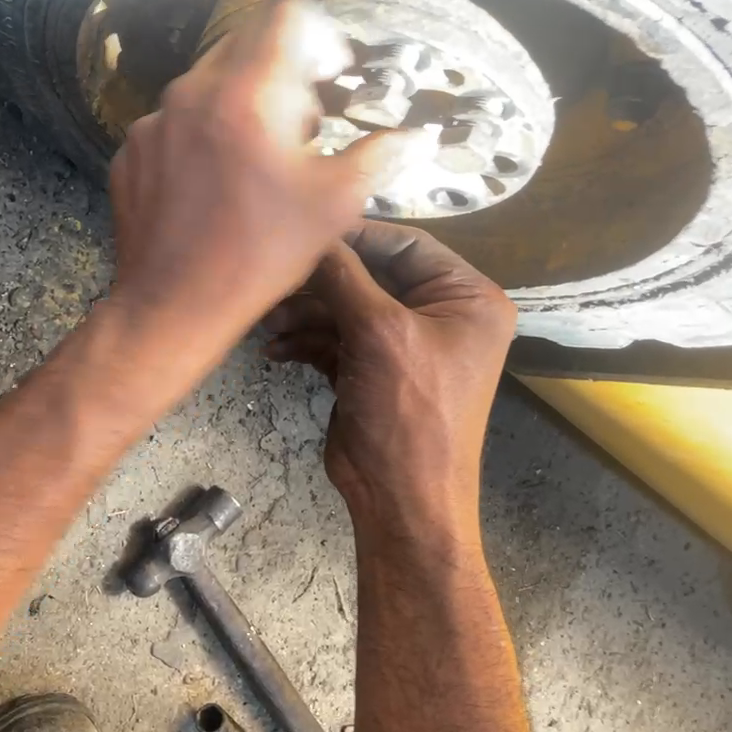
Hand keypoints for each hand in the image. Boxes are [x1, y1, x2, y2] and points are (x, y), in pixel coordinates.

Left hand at [107, 0, 430, 341]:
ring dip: (236, 106)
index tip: (330, 76)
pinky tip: (209, 184)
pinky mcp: (127, 157)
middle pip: (240, 48)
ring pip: (201, 89)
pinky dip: (196, 138)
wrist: (171, 304)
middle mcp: (189, 96)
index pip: (286, 17)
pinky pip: (169, 126)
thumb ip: (378, 155)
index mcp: (245, 93)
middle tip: (299, 126)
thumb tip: (415, 134)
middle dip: (278, 73)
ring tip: (254, 161)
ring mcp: (149, 127)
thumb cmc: (259, 253)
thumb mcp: (334, 204)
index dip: (319, 37)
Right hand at [261, 221, 515, 526]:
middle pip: (366, 278)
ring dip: (302, 316)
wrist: (401, 495)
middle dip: (318, 286)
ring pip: (342, 310)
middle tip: (272, 288)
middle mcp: (436, 316)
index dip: (352, 238)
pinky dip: (303, 342)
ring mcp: (400, 346)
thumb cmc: (408, 410)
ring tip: (267, 326)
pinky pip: (331, 341)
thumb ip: (343, 277)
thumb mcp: (378, 333)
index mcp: (465, 298)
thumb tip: (308, 235)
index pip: (406, 245)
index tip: (299, 236)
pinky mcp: (368, 372)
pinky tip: (274, 352)